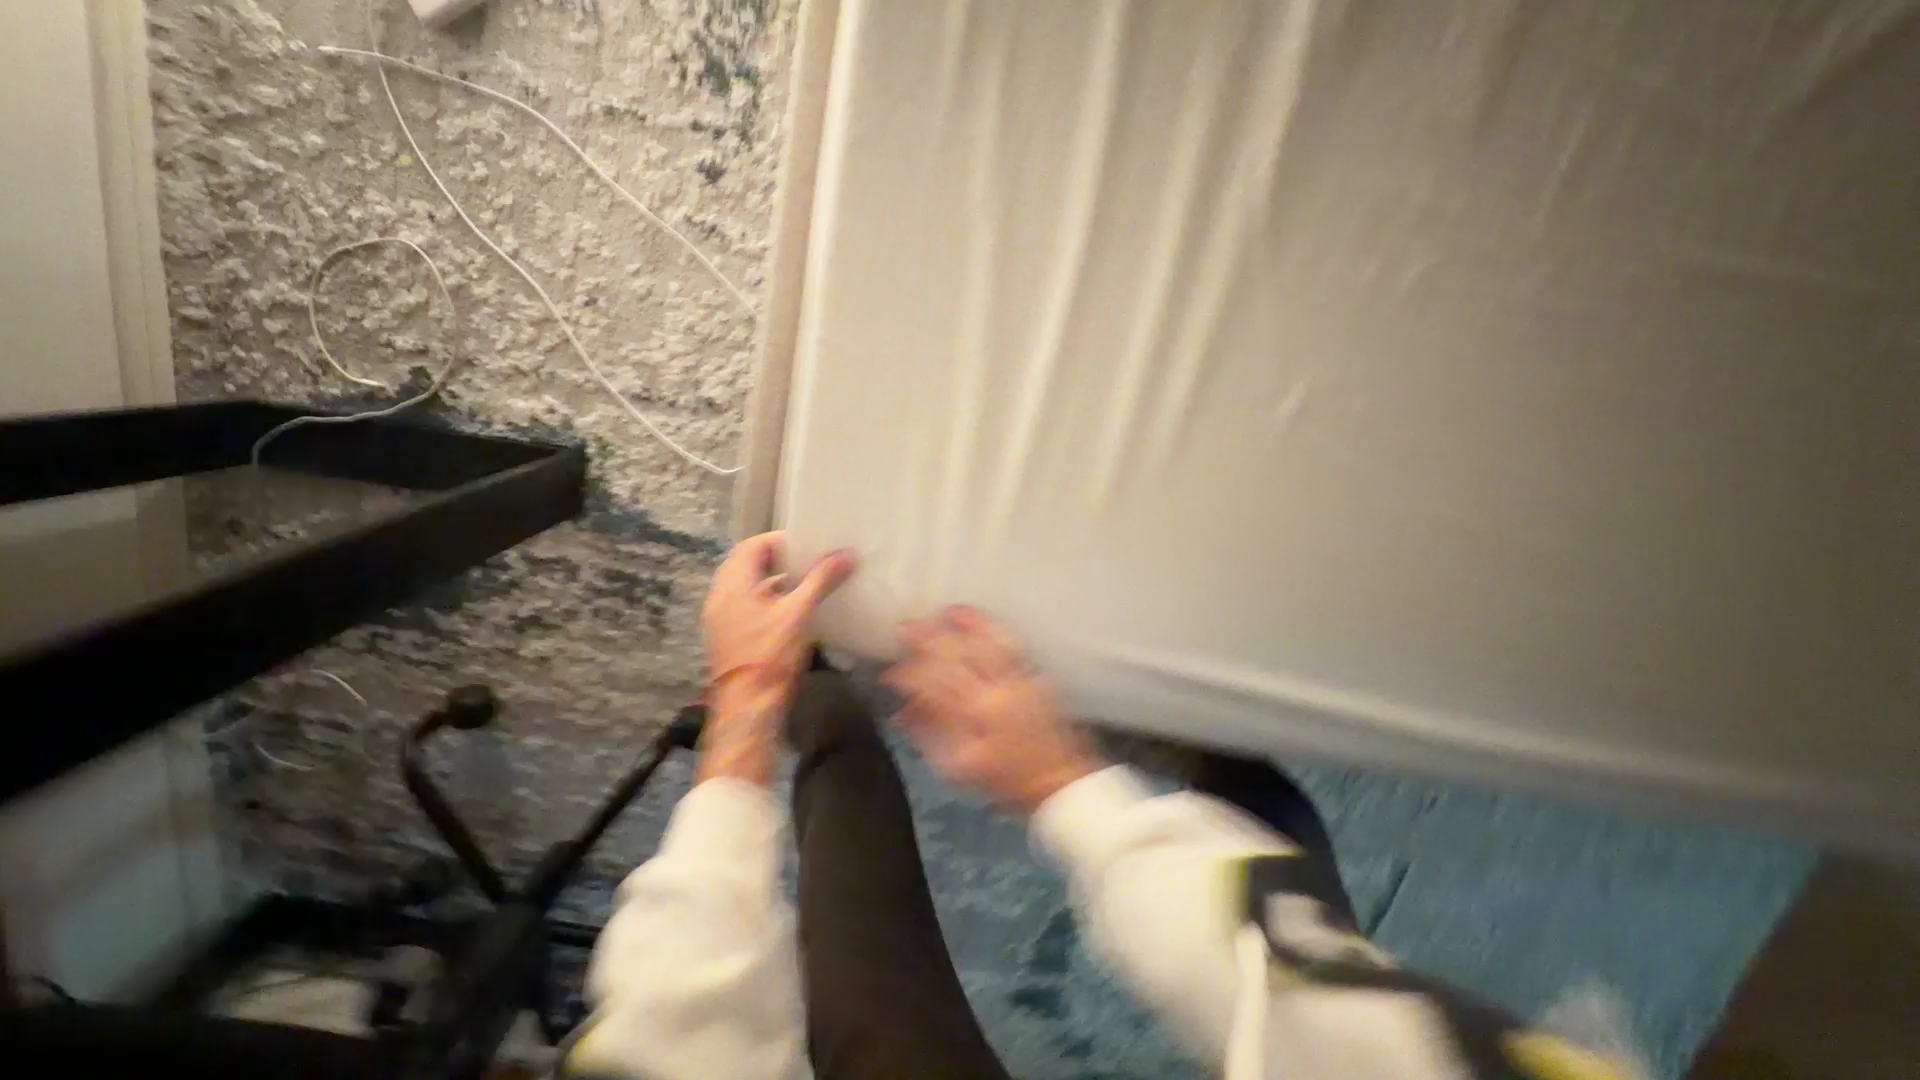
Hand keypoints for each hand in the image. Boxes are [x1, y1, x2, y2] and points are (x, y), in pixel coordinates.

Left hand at [699, 531, 854, 783]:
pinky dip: (768, 600)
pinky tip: (792, 611)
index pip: (751, 546)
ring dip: (773, 581)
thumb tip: (846, 554)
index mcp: (732, 585)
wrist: (748, 707)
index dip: (779, 541)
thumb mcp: (799, 614)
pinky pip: (747, 606)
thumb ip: (821, 581)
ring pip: (747, 587)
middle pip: (747, 565)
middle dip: (778, 559)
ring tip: (806, 583)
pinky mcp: (728, 637)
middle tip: (809, 561)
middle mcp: (720, 597)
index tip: (808, 545)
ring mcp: (720, 619)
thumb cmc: (771, 655)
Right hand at [884, 606, 1105, 815]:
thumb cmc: (1005, 781)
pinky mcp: (1031, 674)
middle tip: (903, 629)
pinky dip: (985, 626)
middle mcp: (994, 692)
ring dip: (957, 628)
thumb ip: (928, 735)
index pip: (933, 685)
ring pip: (982, 645)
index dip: (907, 676)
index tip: (890, 675)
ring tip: (937, 614)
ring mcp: (1016, 680)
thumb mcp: (959, 767)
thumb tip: (901, 712)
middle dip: (927, 641)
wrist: (1058, 781)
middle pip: (956, 658)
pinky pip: (1006, 642)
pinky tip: (968, 615)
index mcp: (973, 718)